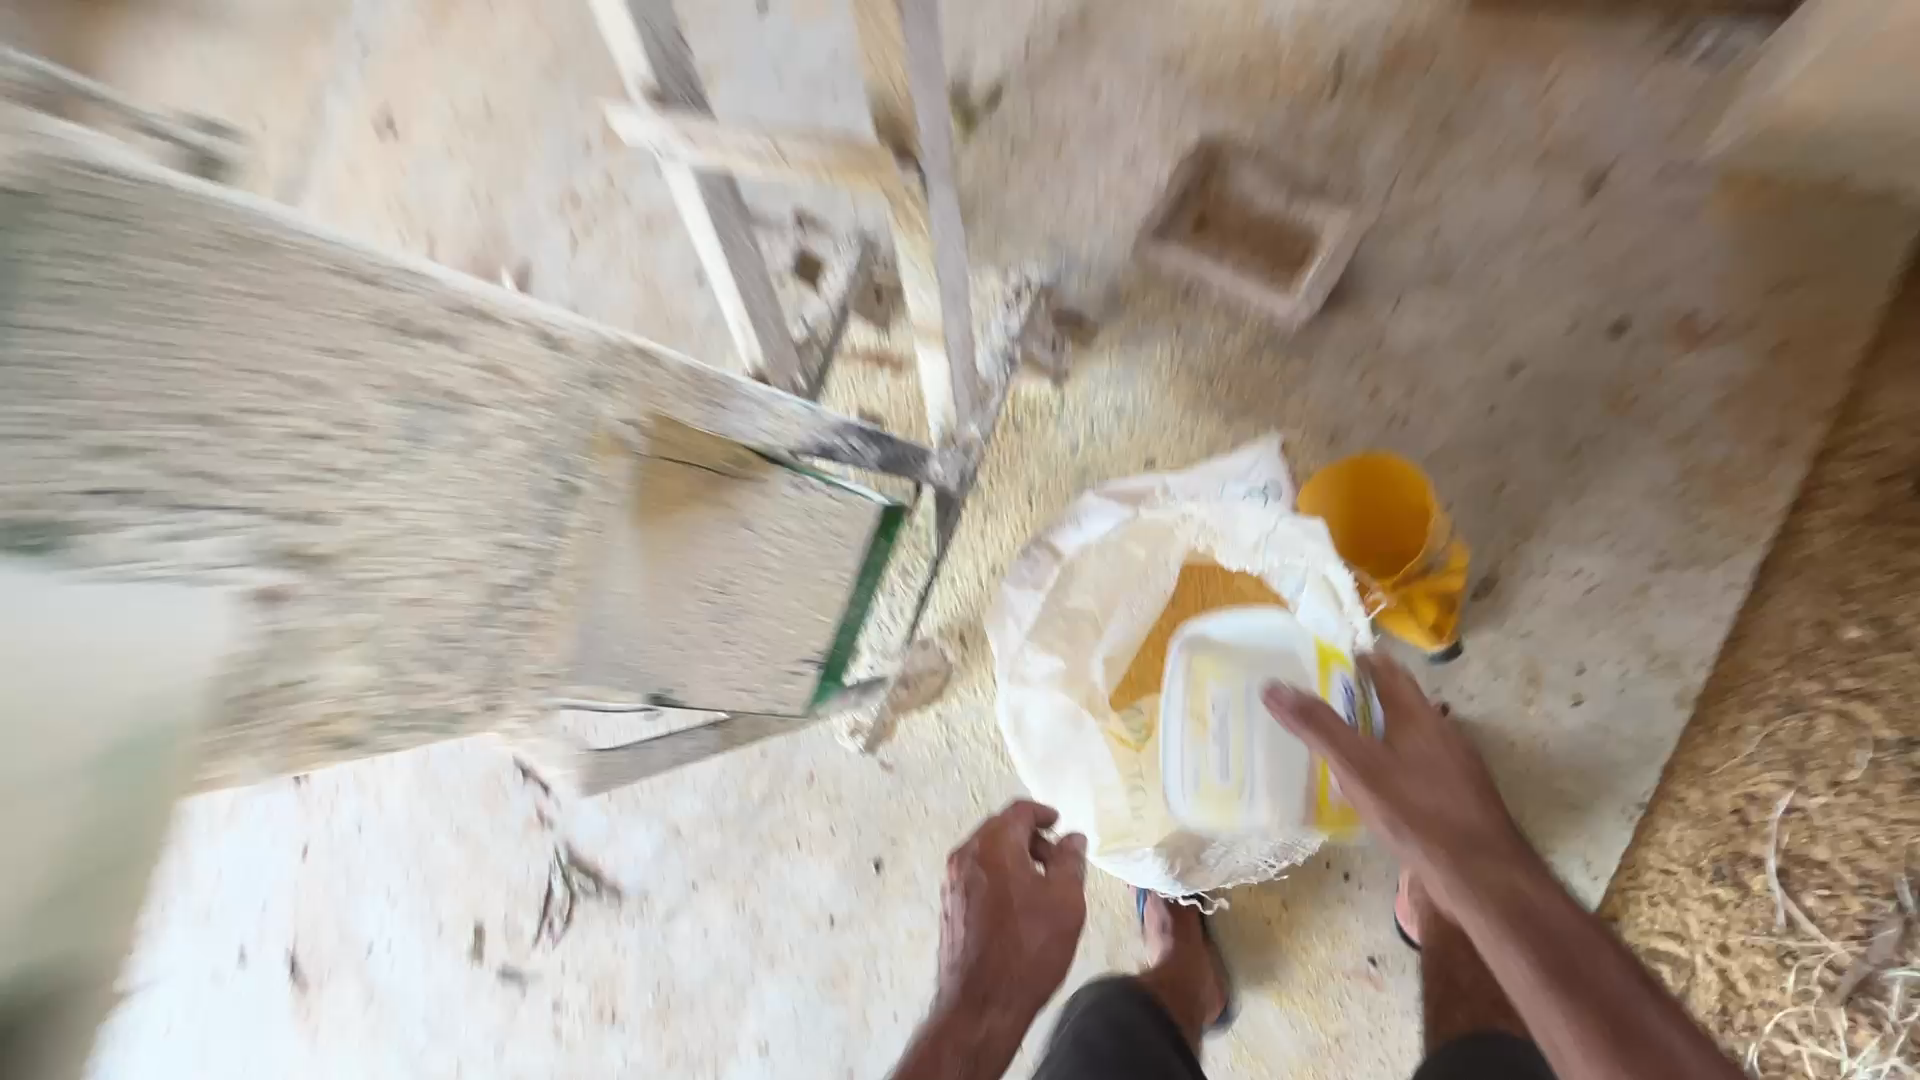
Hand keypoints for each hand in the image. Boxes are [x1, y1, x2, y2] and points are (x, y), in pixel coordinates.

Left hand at [934, 800, 1087, 1026]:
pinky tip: (1018, 905)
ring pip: (987, 852)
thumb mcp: (1065, 901)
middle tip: (1057, 859)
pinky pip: (977, 875)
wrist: (981, 1004)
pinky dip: (999, 875)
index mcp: (992, 844)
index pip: (1018, 810)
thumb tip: (1072, 838)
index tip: (1059, 823)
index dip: (1042, 812)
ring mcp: (952, 881)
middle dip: (1030, 836)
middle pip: (1000, 828)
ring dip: (1014, 857)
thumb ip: (1070, 861)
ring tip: (1042, 885)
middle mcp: (965, 855)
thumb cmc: (1028, 948)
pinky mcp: (949, 905)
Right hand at [1261, 653, 1538, 917]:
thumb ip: (1317, 726)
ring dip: (1382, 729)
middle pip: (1401, 701)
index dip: (1360, 658)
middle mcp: (1442, 732)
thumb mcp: (1356, 767)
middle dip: (1366, 694)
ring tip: (1346, 739)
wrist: (1484, 877)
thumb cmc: (1416, 812)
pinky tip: (1379, 785)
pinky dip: (1395, 760)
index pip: (1388, 671)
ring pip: (1413, 734)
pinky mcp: (1462, 795)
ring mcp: (1457, 765)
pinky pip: (1421, 763)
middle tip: (1326, 697)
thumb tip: (1273, 686)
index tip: (1330, 656)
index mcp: (1417, 716)